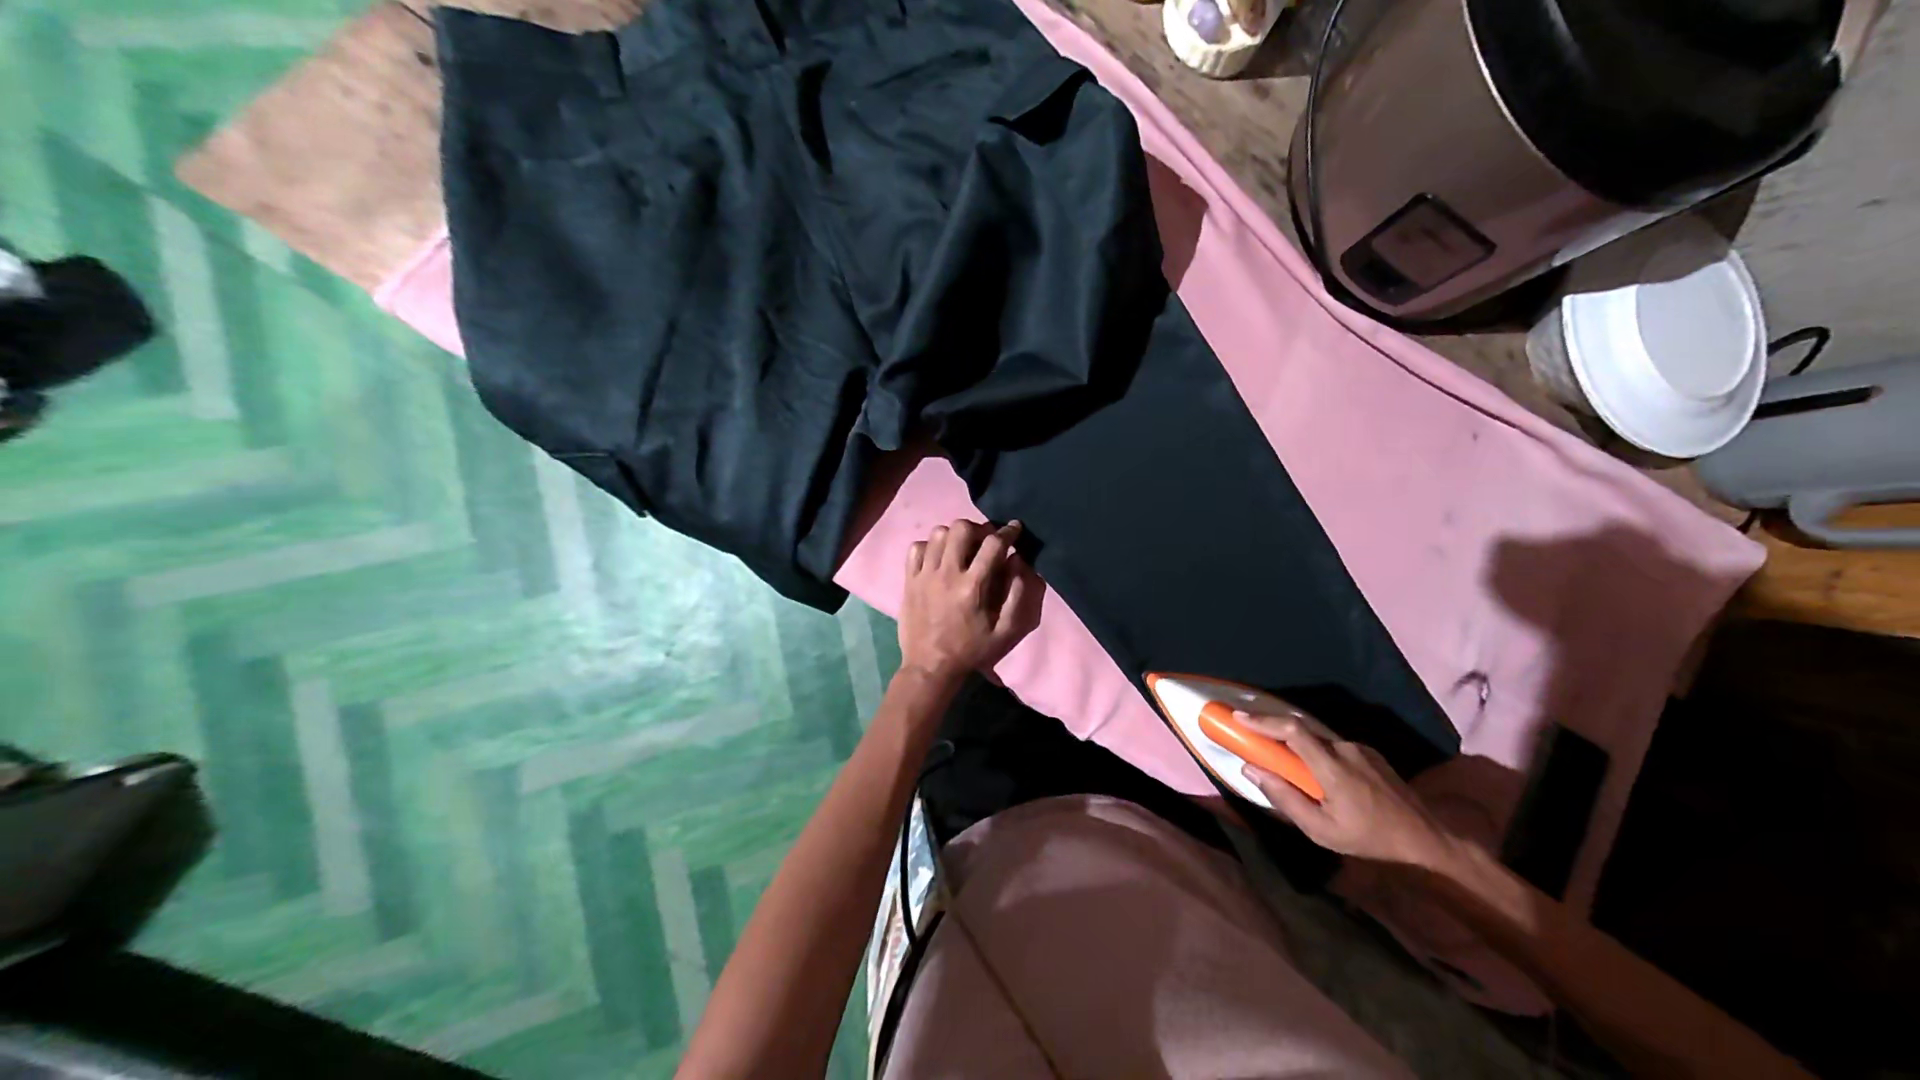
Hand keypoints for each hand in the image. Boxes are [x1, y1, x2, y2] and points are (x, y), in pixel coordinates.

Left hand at [898, 519, 1041, 684]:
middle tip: (985, 540)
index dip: (1008, 532)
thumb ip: (1017, 596)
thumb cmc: (971, 650)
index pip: (993, 544)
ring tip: (962, 548)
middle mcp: (947, 574)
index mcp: (973, 586)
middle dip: (978, 528)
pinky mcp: (909, 580)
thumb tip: (1018, 562)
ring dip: (954, 535)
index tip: (1015, 529)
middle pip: (961, 528)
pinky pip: (916, 548)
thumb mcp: (1005, 632)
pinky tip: (938, 558)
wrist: (930, 666)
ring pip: (938, 533)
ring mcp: (924, 575)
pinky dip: (929, 546)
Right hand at [1234, 708, 1453, 868]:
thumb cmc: (1370, 839)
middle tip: (1250, 736)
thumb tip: (1252, 770)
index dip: (1263, 721)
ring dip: (1296, 745)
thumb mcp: (1322, 831)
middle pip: (1302, 731)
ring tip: (1283, 761)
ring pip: (1318, 739)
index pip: (1293, 731)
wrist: (1428, 840)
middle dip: (1272, 730)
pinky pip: (1333, 746)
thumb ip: (1285, 799)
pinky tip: (1315, 772)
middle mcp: (1346, 749)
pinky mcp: (1371, 754)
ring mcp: (1361, 749)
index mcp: (1333, 767)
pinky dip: (1315, 752)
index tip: (1239, 717)